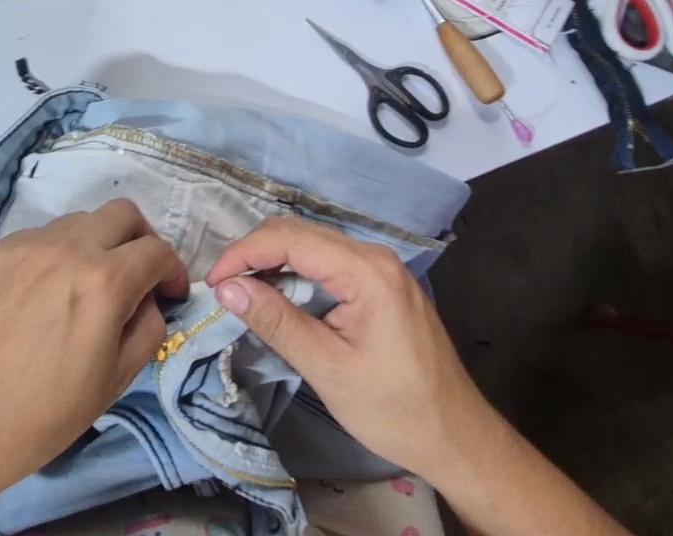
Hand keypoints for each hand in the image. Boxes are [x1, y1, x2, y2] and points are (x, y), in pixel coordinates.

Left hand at [0, 201, 188, 535]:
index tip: (170, 294)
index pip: (156, 250)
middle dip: (141, 240)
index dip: (173, 271)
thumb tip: (148, 300)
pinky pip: (40, 237)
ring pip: (79, 221)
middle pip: (122, 212)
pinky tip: (43, 295)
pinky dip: (57, 254)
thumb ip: (147, 329)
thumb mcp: (114, 383)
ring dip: (97, 244)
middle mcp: (66, 248)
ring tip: (86, 288)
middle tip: (137, 276)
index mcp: (103, 281)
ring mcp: (25, 245)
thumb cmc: (39, 416)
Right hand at [203, 216, 479, 476]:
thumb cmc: (395, 409)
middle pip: (300, 233)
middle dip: (255, 253)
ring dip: (273, 261)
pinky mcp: (381, 282)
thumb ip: (277, 322)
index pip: (291, 239)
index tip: (214, 283)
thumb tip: (228, 289)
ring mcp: (381, 267)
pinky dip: (296, 271)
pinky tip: (278, 295)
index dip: (245, 254)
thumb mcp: (328, 368)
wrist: (458, 439)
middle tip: (223, 287)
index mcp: (367, 271)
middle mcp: (375, 256)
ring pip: (312, 244)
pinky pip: (329, 261)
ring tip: (242, 291)